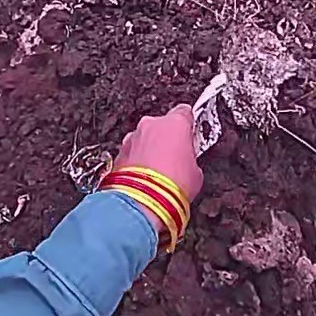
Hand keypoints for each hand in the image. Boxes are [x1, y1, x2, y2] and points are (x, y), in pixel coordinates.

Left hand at [112, 106, 203, 230]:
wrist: (142, 202)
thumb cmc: (171, 186)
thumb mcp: (196, 173)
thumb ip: (191, 159)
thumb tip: (188, 164)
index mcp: (175, 123)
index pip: (185, 113)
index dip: (189, 125)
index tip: (191, 134)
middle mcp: (151, 125)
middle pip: (163, 126)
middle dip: (167, 141)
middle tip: (176, 161)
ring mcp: (132, 138)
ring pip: (145, 139)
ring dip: (150, 151)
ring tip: (159, 174)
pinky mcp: (119, 153)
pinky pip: (132, 153)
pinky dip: (137, 162)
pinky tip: (145, 178)